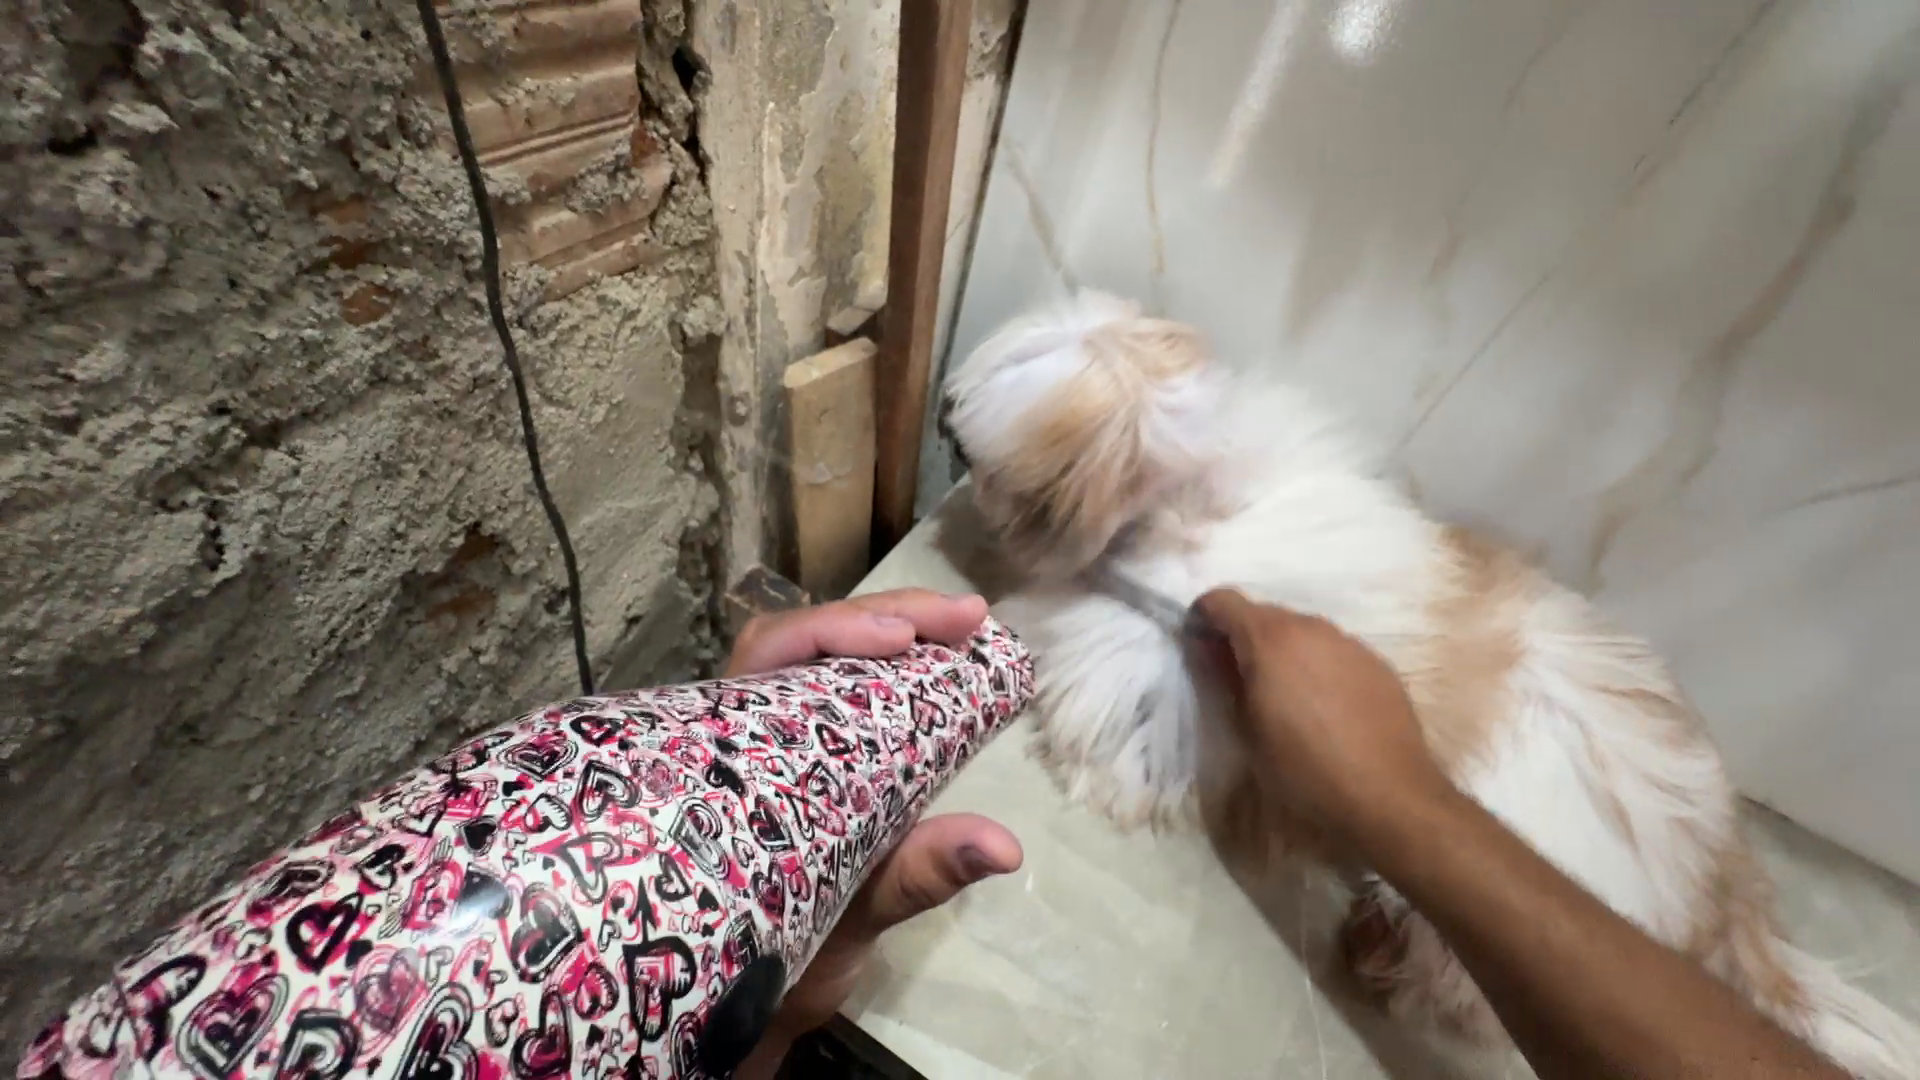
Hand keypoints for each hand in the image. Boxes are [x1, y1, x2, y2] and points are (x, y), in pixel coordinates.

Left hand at [728, 590, 1023, 1078]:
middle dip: (892, 614)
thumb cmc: (782, 950)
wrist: (760, 994)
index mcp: (739, 751)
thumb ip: (916, 874)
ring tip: (964, 625)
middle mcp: (756, 723)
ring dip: (901, 626)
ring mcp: (789, 727)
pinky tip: (945, 657)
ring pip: (836, 650)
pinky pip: (857, 684)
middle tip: (967, 616)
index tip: (903, 638)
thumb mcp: (849, 916)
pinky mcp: (824, 742)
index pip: (776, 652)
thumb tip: (1004, 846)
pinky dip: (905, 666)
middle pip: (814, 636)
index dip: (836, 629)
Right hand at [1194, 588, 1449, 845]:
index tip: (1199, 647)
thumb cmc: (1301, 766)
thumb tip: (1205, 647)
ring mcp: (1349, 643)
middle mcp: (1310, 627)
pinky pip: (1333, 651)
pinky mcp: (1378, 664)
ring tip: (1285, 696)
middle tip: (1239, 679)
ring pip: (1301, 631)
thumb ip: (1220, 676)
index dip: (1203, 618)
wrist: (1389, 798)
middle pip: (1263, 613)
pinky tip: (1325, 707)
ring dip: (1283, 651)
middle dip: (1243, 637)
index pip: (1222, 600)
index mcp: (1269, 638)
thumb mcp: (1243, 726)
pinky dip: (1317, 665)